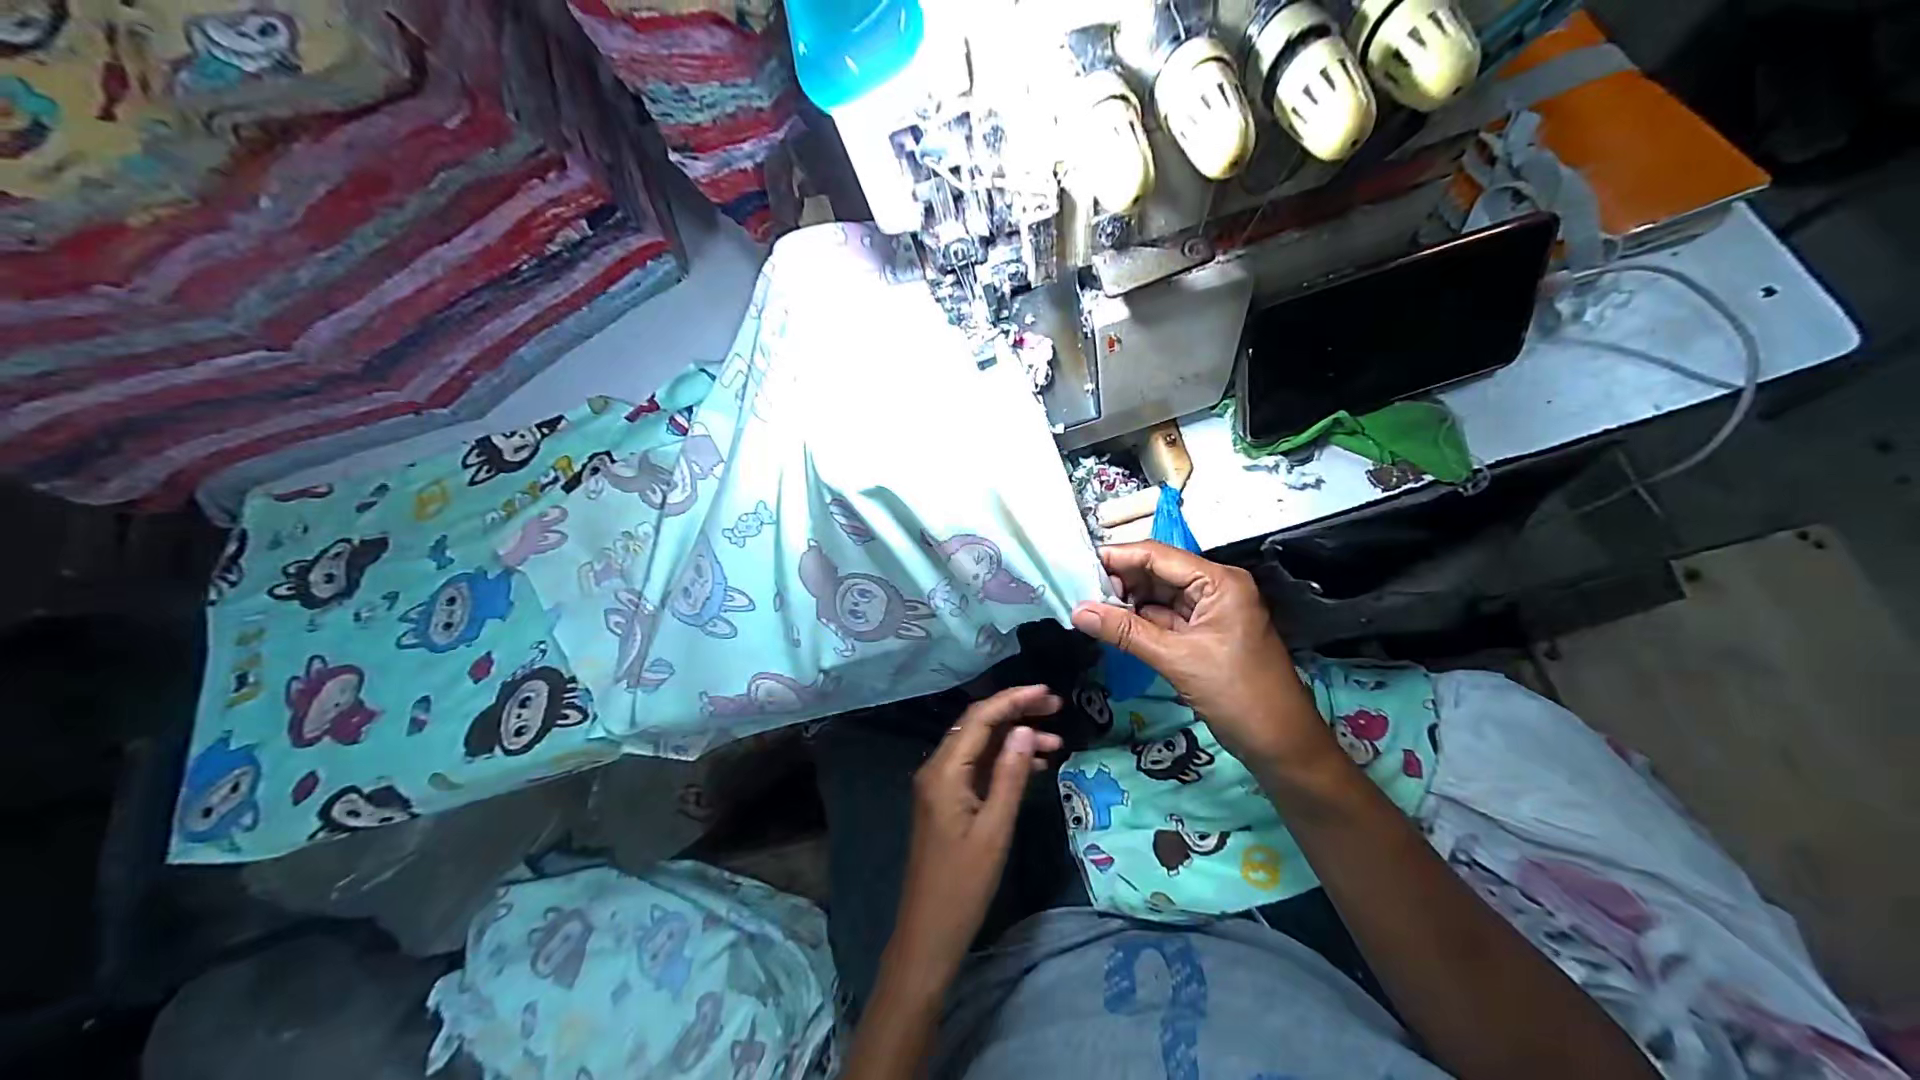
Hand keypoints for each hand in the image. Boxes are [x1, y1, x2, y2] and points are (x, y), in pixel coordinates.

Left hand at [891, 685, 1063, 978]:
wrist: (929, 930)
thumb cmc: (964, 884)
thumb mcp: (995, 829)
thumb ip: (1010, 775)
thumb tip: (1026, 730)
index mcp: (944, 771)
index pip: (979, 719)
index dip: (1013, 700)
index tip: (1047, 692)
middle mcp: (937, 769)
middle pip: (978, 726)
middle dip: (1016, 713)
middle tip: (1057, 708)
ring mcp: (940, 785)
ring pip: (979, 746)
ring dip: (1014, 738)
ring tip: (1057, 739)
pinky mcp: (947, 801)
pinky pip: (977, 768)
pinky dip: (1004, 761)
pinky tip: (1035, 764)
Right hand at [1071, 541, 1334, 769]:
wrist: (1282, 744)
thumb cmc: (1239, 695)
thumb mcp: (1177, 660)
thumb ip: (1125, 632)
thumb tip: (1078, 611)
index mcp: (1218, 582)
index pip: (1158, 555)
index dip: (1117, 558)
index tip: (1078, 566)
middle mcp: (1214, 588)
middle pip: (1156, 572)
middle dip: (1119, 581)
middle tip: (1079, 592)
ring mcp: (1209, 611)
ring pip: (1157, 596)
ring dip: (1126, 602)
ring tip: (1088, 607)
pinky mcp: (1202, 634)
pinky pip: (1164, 618)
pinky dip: (1138, 621)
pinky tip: (1110, 624)